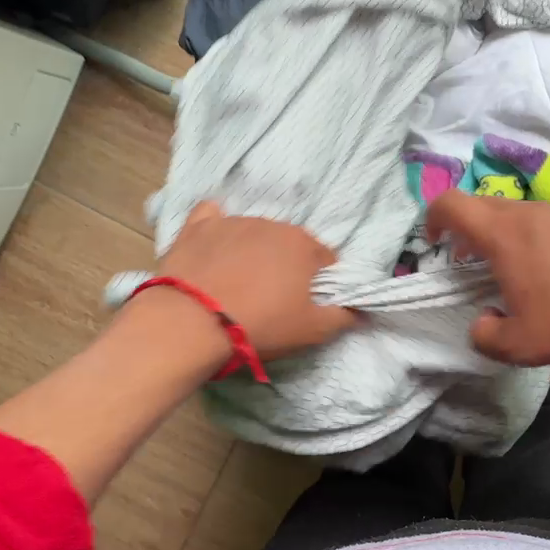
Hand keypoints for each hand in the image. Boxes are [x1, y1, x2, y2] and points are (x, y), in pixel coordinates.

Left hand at [153, 201, 355, 360]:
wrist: (189, 324)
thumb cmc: (259, 325)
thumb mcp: (311, 331)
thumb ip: (343, 317)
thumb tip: (360, 310)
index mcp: (302, 245)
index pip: (325, 259)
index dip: (320, 283)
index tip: (306, 304)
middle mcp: (271, 224)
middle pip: (289, 244)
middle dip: (286, 266)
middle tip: (272, 299)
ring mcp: (232, 222)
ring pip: (253, 233)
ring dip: (253, 252)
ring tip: (238, 284)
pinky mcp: (197, 227)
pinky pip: (212, 217)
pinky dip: (216, 228)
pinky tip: (213, 245)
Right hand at [426, 190, 549, 367]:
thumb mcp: (520, 345)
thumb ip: (485, 336)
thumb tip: (481, 323)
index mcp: (503, 235)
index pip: (452, 204)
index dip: (432, 218)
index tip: (433, 243)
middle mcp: (528, 214)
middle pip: (481, 205)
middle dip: (464, 229)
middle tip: (466, 262)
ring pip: (514, 212)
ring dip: (498, 234)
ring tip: (508, 271)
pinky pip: (543, 220)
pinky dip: (529, 237)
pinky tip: (548, 271)